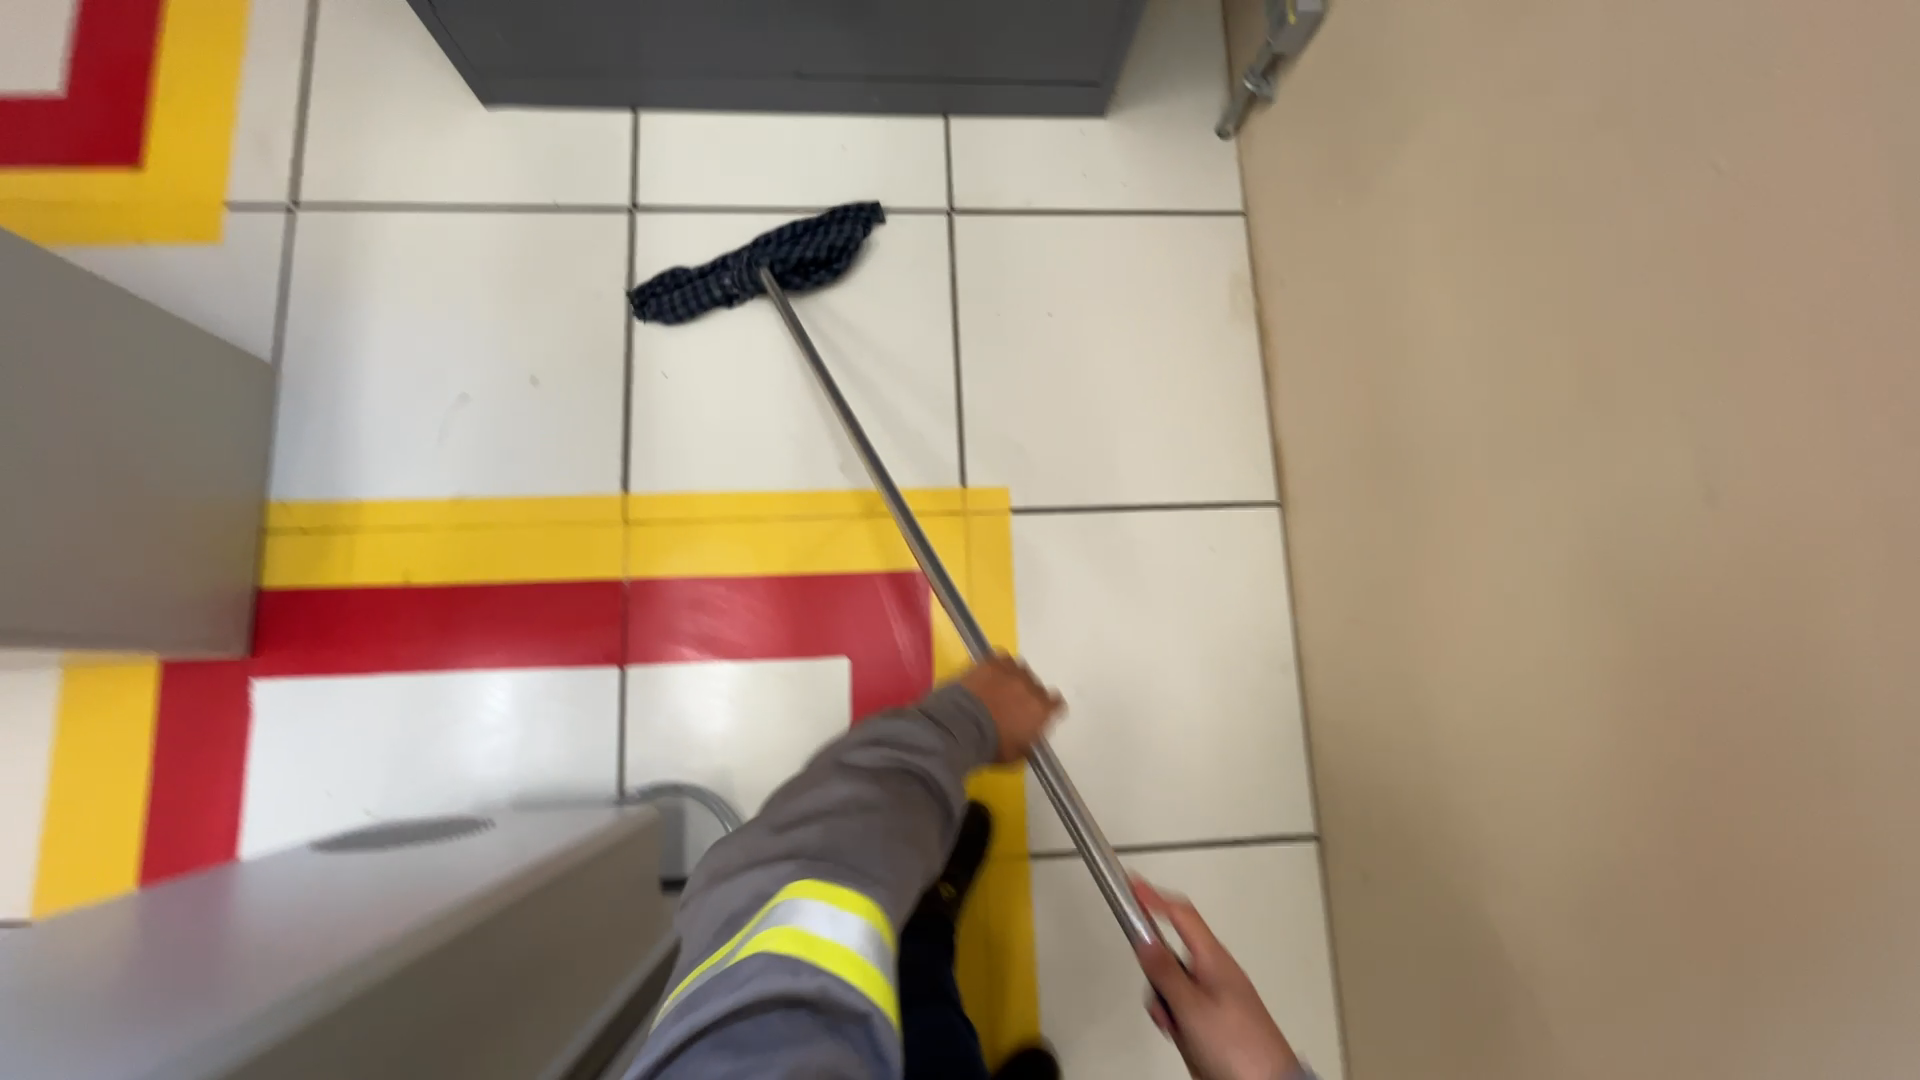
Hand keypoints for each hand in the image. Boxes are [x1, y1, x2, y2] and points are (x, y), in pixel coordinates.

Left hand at [956, 653, 1062, 763]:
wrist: (961, 726)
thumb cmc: (990, 746)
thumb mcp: (1017, 753)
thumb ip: (1030, 740)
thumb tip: (1029, 737)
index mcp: (1042, 710)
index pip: (1056, 703)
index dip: (1048, 707)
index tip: (1038, 712)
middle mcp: (1031, 687)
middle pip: (1036, 686)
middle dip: (1026, 694)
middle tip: (1011, 704)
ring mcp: (1012, 672)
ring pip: (1020, 670)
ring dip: (1013, 678)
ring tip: (999, 688)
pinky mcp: (992, 663)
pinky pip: (1002, 659)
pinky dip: (998, 666)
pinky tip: (990, 674)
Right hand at [1134, 878, 1301, 1079]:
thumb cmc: (1242, 1049)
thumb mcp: (1192, 1007)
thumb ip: (1164, 971)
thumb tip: (1143, 938)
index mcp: (1213, 958)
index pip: (1180, 913)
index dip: (1154, 897)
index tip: (1132, 884)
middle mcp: (1215, 971)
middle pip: (1170, 952)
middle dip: (1156, 973)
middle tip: (1160, 996)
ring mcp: (1214, 996)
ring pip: (1173, 982)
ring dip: (1166, 1003)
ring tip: (1178, 1027)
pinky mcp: (1213, 1019)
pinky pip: (1182, 1006)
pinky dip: (1176, 1018)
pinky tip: (1185, 1037)